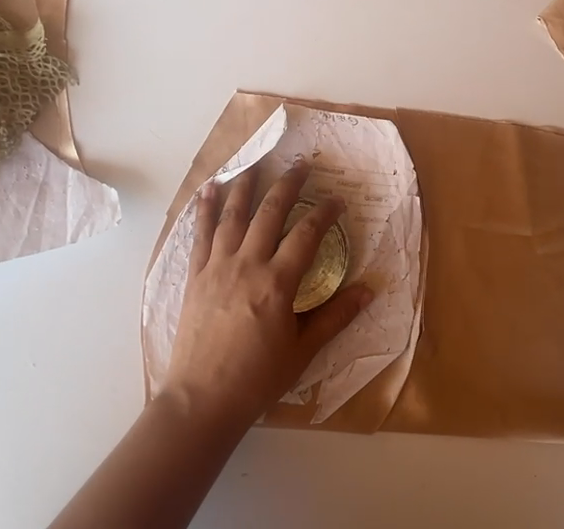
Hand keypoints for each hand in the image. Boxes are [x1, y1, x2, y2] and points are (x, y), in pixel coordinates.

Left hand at [160, 161, 371, 431]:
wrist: (201, 400)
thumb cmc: (257, 379)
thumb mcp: (303, 351)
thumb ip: (335, 317)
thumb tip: (369, 290)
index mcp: (277, 283)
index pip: (307, 235)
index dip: (324, 213)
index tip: (337, 200)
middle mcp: (247, 265)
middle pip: (270, 213)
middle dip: (288, 185)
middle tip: (301, 165)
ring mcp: (217, 268)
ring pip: (233, 216)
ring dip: (245, 186)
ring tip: (255, 164)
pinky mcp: (195, 277)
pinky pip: (200, 234)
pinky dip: (205, 209)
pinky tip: (209, 190)